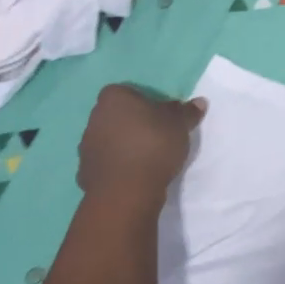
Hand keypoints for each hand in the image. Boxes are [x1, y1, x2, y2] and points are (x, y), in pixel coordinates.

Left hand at [76, 85, 206, 203]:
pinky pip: (106, 161)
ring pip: (110, 138)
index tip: (162, 117)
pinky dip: (118, 165)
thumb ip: (187, 112)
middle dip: (135, 123)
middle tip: (158, 135)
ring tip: (148, 158)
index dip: (147, 103)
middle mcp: (95, 117)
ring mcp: (86, 145)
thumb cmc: (153, 145)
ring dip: (125, 144)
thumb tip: (198, 102)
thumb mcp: (179, 125)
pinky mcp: (86, 171)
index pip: (130, 92)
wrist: (126, 191)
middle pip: (118, 115)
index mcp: (114, 98)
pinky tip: (135, 174)